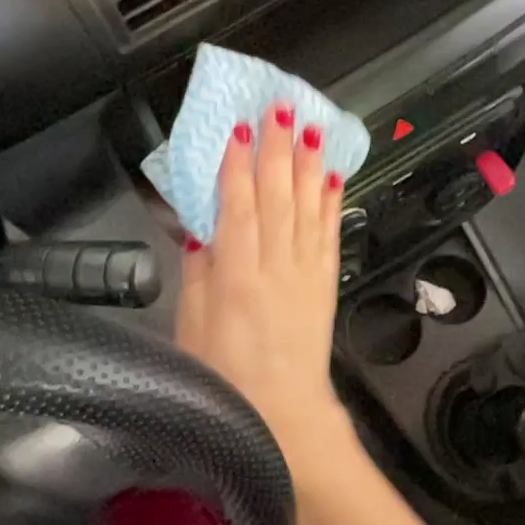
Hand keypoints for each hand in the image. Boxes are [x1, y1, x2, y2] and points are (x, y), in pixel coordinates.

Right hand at [175, 104, 350, 464]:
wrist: (284, 417)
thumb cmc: (227, 382)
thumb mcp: (192, 331)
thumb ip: (196, 276)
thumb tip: (200, 230)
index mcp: (235, 279)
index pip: (238, 208)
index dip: (238, 165)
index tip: (239, 127)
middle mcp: (275, 269)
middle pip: (277, 197)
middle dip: (279, 148)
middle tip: (281, 106)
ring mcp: (305, 275)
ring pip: (307, 208)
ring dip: (309, 164)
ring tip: (312, 126)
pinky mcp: (325, 285)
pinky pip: (329, 234)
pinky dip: (331, 202)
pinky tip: (332, 176)